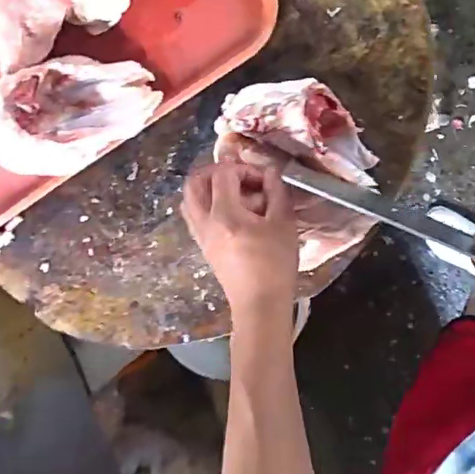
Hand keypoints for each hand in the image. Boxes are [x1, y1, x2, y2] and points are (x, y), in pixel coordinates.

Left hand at [182, 160, 298, 331]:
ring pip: (190, 200)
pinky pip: (195, 216)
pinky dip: (208, 205)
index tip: (263, 180)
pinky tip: (233, 214)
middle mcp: (205, 221)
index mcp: (225, 214)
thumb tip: (270, 172)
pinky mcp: (204, 246)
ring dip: (209, 189)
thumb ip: (276, 192)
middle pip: (194, 183)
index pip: (223, 174)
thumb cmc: (275, 264)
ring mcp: (200, 235)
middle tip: (240, 178)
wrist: (260, 304)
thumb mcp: (284, 223)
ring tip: (236, 195)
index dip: (243, 169)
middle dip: (216, 173)